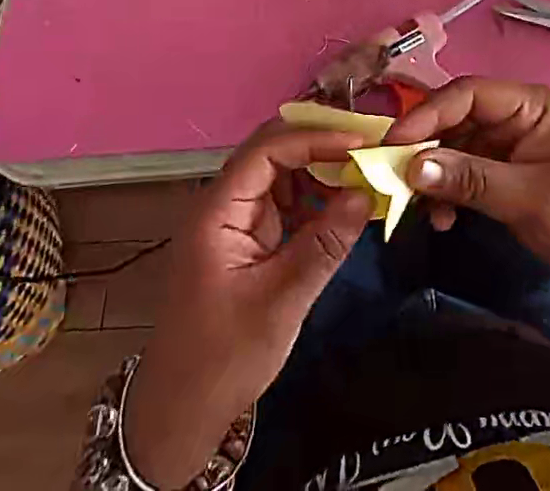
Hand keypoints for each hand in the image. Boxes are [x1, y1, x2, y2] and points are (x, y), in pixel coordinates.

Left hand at [123, 121, 373, 487]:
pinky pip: (285, 203)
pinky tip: (345, 203)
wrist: (182, 411)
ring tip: (365, 169)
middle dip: (320, 144)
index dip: (314, 138)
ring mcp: (236, 221)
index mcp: (218, 211)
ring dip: (321, 169)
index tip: (359, 142)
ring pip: (281, 174)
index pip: (267, 150)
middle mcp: (224, 205)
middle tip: (368, 145)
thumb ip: (325, 245)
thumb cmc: (224, 357)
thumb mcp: (281, 302)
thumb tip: (366, 194)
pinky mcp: (248, 239)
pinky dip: (316, 199)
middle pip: (272, 152)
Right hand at [385, 77, 549, 321]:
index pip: (466, 94)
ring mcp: (507, 144)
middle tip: (392, 179)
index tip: (393, 146)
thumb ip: (471, 179)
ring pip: (452, 147)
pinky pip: (462, 172)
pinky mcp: (503, 171)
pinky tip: (443, 219)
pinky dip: (447, 192)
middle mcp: (513, 116)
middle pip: (454, 118)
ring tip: (421, 209)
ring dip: (432, 175)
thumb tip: (411, 166)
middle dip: (424, 148)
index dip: (426, 114)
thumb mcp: (529, 199)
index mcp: (528, 104)